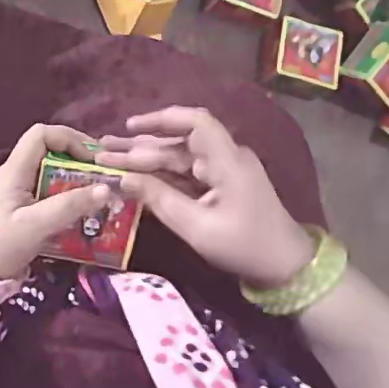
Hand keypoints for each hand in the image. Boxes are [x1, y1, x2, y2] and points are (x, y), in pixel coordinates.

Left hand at [0, 124, 112, 281]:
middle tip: (102, 178)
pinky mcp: (19, 209)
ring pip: (50, 174)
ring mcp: (15, 191)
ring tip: (98, 196)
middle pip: (48, 151)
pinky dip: (66, 198)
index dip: (69, 139)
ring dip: (75, 182)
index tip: (92, 159)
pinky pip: (47, 193)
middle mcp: (14, 175)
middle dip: (77, 161)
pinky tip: (81, 213)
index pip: (41, 134)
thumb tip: (105, 189)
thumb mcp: (35, 226)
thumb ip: (69, 206)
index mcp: (14, 170)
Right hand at [94, 107, 316, 287]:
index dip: (161, 120)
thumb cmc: (244, 246)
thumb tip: (123, 178)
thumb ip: (159, 199)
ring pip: (179, 158)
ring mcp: (223, 173)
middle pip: (178, 142)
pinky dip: (160, 175)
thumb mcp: (197, 227)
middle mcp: (225, 159)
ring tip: (110, 158)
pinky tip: (135, 177)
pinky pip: (186, 174)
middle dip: (140, 146)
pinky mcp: (220, 186)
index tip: (130, 126)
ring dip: (146, 159)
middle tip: (103, 150)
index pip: (195, 123)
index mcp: (226, 161)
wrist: (285, 267)